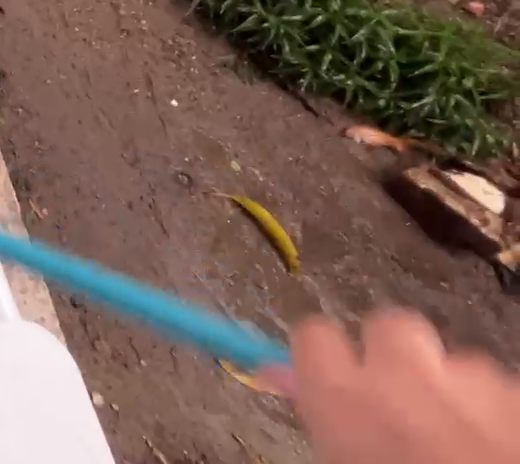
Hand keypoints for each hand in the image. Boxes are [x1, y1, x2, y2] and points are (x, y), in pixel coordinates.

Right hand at [273, 309, 519, 463]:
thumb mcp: (342, 460)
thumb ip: (319, 414)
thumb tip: (280, 375)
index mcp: (342, 392)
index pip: (313, 332)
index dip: (325, 352)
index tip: (334, 373)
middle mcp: (399, 377)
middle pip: (391, 327)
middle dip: (399, 352)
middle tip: (405, 390)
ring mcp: (473, 391)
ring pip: (461, 364)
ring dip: (459, 390)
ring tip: (466, 434)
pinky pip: (507, 395)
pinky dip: (502, 415)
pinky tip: (499, 446)